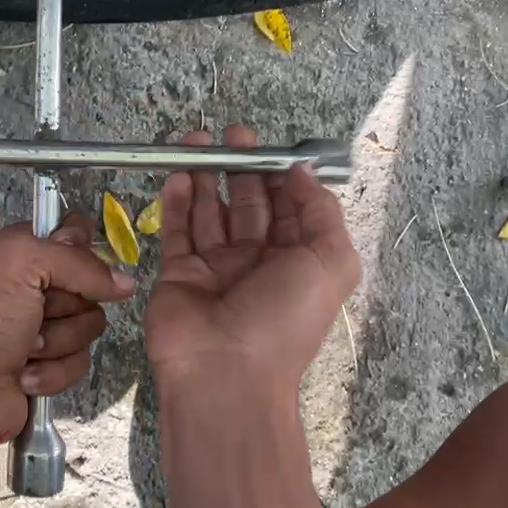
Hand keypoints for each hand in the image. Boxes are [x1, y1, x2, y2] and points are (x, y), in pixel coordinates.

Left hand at [0, 215, 134, 443]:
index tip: (70, 267)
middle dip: (67, 304)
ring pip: (91, 323)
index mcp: (25, 247)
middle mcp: (37, 281)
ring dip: (58, 340)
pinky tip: (27, 374)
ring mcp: (47, 323)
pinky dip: (54, 370)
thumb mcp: (24, 266)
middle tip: (37, 313)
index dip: (82, 250)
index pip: (77, 230)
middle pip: (92, 283)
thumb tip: (127, 284)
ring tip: (27, 348)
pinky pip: (82, 359)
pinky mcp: (54, 361)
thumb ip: (80, 262)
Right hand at [144, 125, 359, 392]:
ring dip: (204, 175)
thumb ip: (321, 211)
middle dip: (241, 166)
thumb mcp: (330, 263)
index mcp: (296, 261)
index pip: (289, 207)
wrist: (225, 375)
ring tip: (195, 141)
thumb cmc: (284, 319)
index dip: (281, 174)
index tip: (270, 145)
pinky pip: (177, 231)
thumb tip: (300, 171)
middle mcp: (257, 262)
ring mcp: (215, 267)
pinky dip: (176, 201)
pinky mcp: (178, 273)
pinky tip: (178, 175)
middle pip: (247, 203)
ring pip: (208, 211)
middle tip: (231, 133)